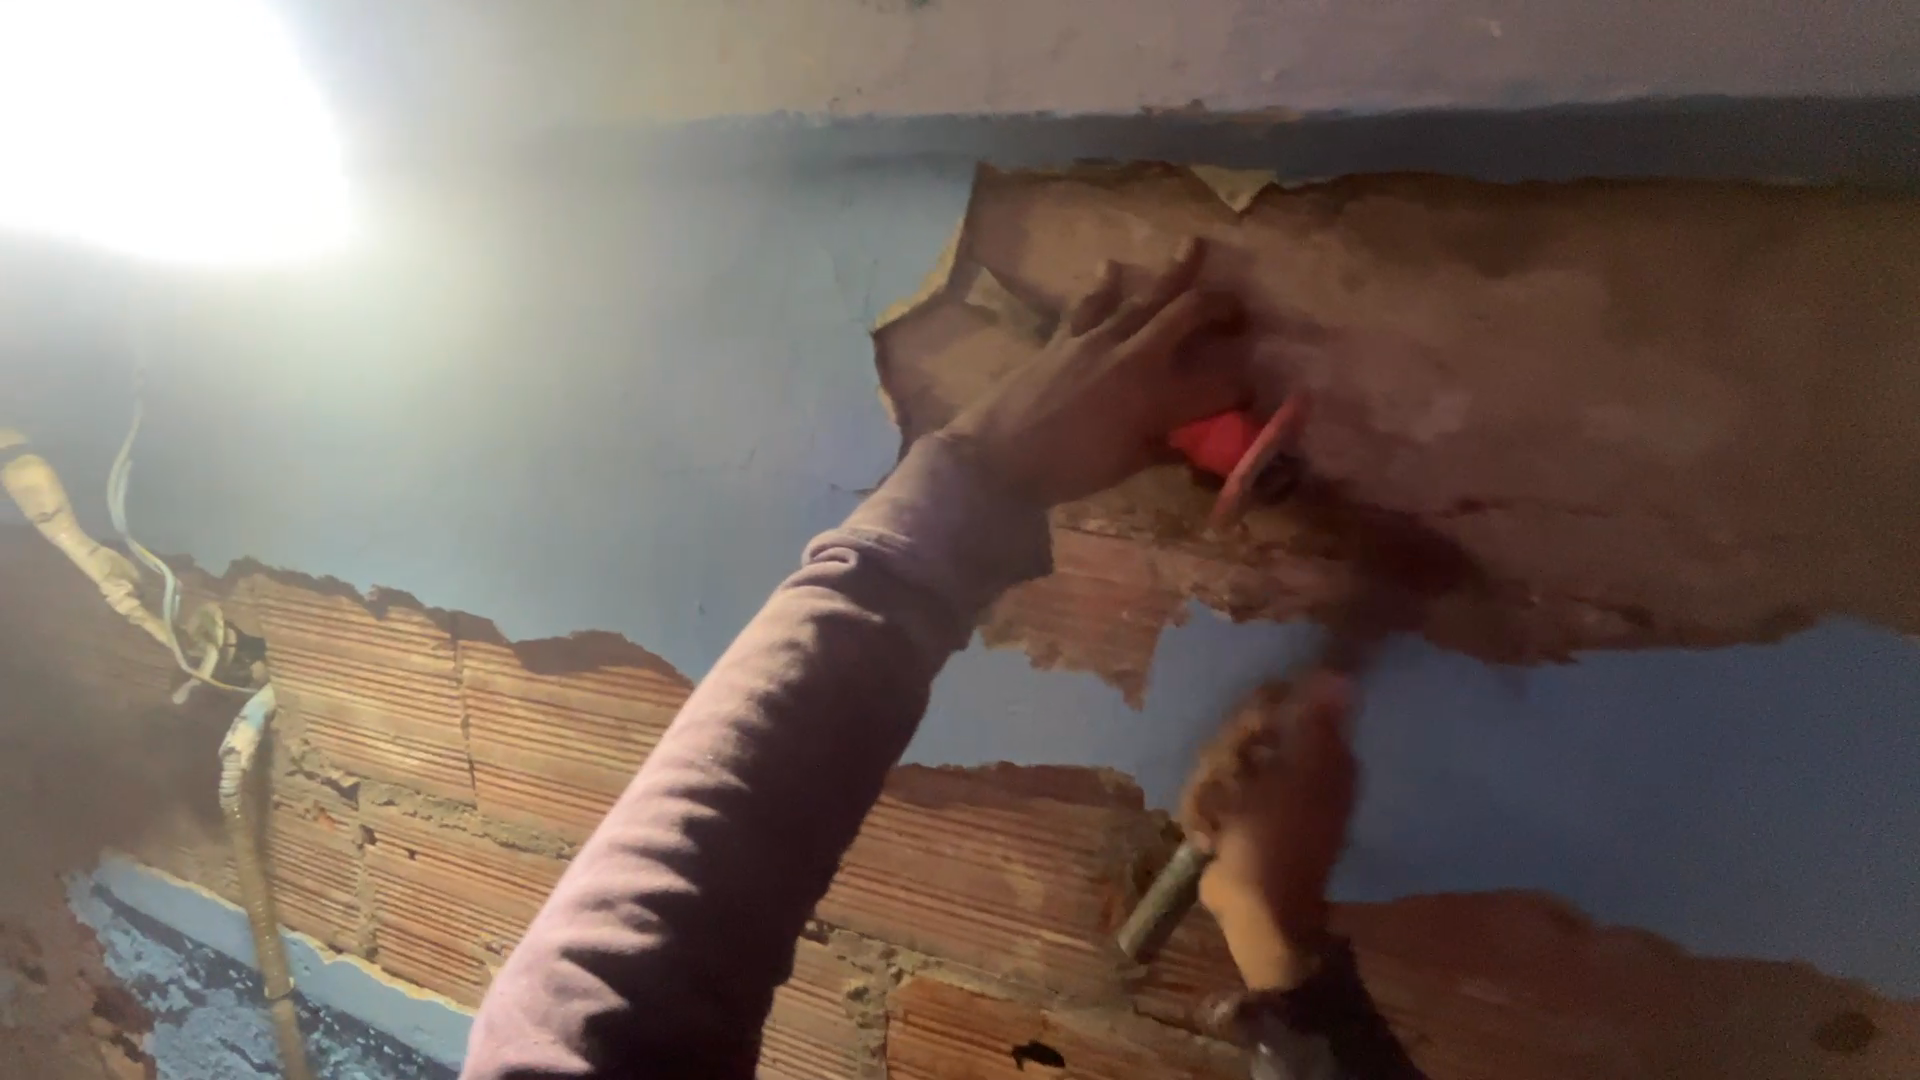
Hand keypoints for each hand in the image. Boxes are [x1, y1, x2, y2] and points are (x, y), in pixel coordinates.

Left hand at [942, 238, 1248, 505]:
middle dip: (1222, 306)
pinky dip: (1104, 286)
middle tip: (1240, 308)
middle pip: (1188, 315)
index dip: (1241, 386)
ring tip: (1194, 245)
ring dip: (1174, 271)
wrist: (994, 456)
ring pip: (1144, 296)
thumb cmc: (1064, 471)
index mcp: (1155, 398)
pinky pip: (1090, 304)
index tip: (1253, 389)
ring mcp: (1096, 340)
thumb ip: (1160, 450)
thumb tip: (1187, 444)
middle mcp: (1134, 357)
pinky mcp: (1063, 338)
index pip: (1216, 384)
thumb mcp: (1121, 467)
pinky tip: (1112, 269)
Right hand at [1179, 673, 1358, 989]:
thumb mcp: (1296, 778)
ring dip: (1209, 790)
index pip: (1273, 705)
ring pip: (1216, 761)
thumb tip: (1341, 674)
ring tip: (1217, 821)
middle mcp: (1290, 766)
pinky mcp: (1232, 811)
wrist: (1255, 907)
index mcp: (1316, 755)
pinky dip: (1203, 810)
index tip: (1245, 744)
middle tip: (1230, 788)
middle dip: (1224, 761)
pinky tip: (1209, 833)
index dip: (1252, 721)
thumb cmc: (1278, 841)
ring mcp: (1258, 791)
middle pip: (1239, 733)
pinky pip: (1206, 789)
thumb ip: (1312, 725)